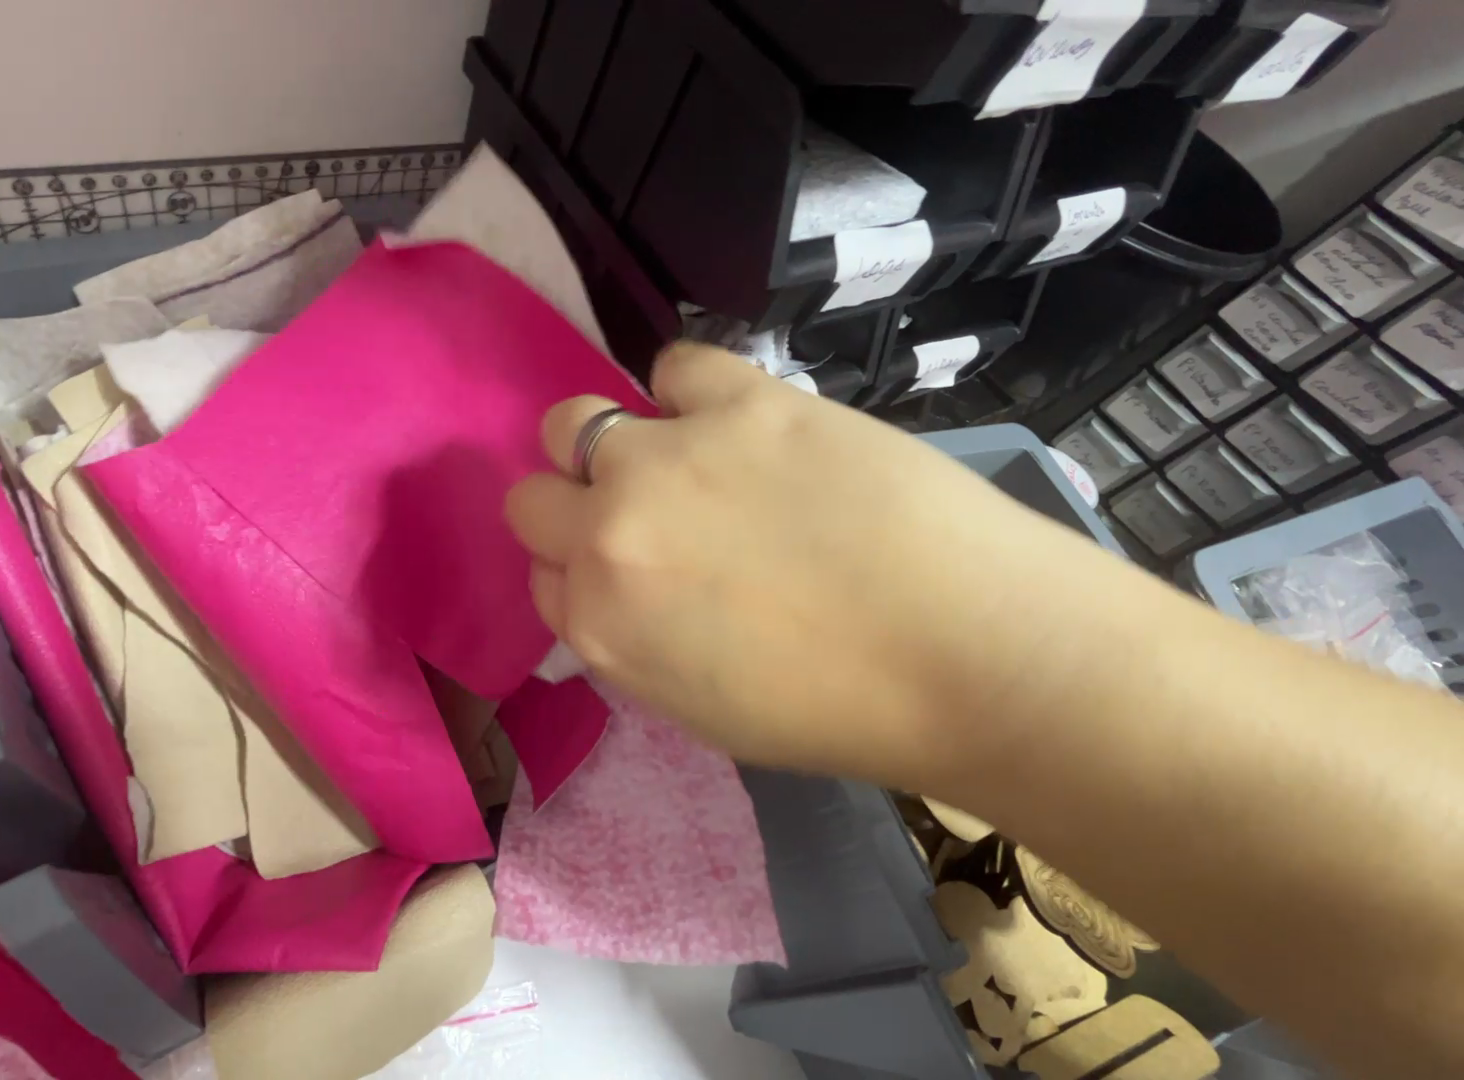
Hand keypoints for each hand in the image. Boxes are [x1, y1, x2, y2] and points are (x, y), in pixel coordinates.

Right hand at [504, 343, 1134, 789]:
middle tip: (642, 516)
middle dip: (572, 506)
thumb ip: (629, 640)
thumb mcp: (698, 706)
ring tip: (678, 458)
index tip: (623, 572)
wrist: (977, 657)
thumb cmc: (840, 710)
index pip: (541, 577)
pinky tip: (733, 419)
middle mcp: (606, 538)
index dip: (579, 572)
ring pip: (573, 422)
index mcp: (598, 627)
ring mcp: (665, 460)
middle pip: (532, 497)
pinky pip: (675, 368)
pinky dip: (689, 392)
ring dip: (608, 443)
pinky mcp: (740, 403)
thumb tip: (615, 583)